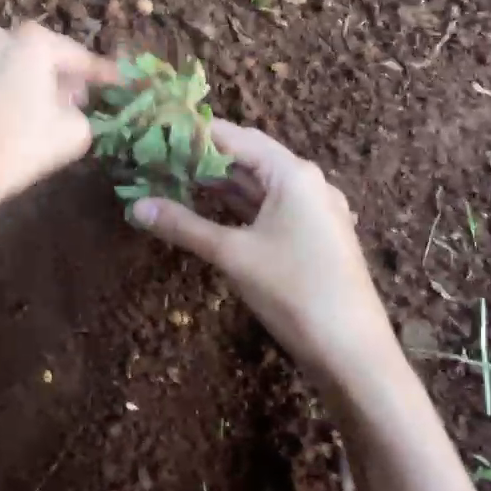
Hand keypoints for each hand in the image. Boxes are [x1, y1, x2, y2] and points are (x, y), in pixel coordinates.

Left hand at [0, 22, 117, 222]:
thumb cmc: (17, 150)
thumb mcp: (72, 135)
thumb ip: (79, 109)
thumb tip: (67, 101)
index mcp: (33, 44)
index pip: (74, 55)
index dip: (95, 71)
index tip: (111, 79)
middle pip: (26, 51)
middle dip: (42, 71)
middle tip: (51, 101)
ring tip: (1, 108)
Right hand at [127, 122, 399, 389]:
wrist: (355, 357)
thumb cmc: (294, 292)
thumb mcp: (232, 254)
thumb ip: (182, 225)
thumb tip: (134, 206)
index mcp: (292, 174)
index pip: (234, 137)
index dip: (192, 133)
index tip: (153, 132)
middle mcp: (306, 183)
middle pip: (246, 156)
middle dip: (201, 156)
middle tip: (156, 155)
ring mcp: (313, 210)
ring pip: (256, 183)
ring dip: (217, 181)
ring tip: (171, 177)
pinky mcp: (312, 235)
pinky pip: (268, 206)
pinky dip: (236, 204)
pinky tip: (206, 207)